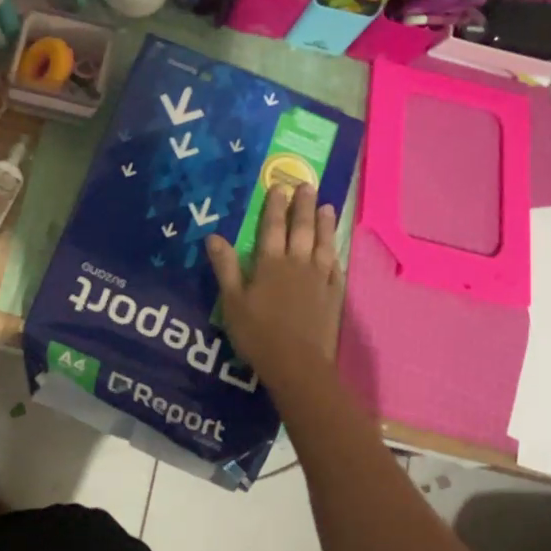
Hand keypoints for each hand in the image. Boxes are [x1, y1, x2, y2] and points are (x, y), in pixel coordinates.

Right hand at [206, 184, 343, 400]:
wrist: (298, 364)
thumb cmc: (258, 334)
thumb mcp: (232, 302)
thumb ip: (225, 267)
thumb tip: (214, 237)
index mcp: (270, 264)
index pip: (272, 228)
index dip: (274, 207)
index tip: (278, 187)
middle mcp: (297, 265)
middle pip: (301, 230)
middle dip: (303, 206)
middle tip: (308, 185)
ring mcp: (319, 280)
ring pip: (323, 244)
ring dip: (324, 224)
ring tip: (328, 206)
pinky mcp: (334, 296)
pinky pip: (336, 267)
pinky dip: (335, 252)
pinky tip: (335, 247)